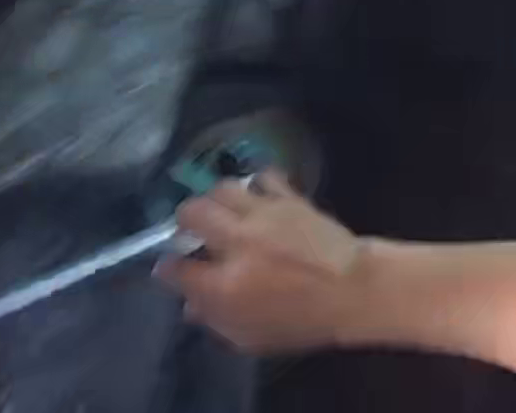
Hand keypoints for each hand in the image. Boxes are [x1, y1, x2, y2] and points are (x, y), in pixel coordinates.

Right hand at [155, 170, 366, 353]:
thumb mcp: (248, 337)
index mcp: (224, 285)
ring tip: (219, 207)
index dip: (167, 267)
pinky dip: (255, 183)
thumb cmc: (299, 320)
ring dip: (215, 197)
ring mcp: (265, 214)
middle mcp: (239, 243)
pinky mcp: (289, 197)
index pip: (178, 269)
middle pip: (194, 213)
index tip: (167, 265)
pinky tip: (255, 193)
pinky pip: (264, 177)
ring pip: (224, 188)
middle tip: (189, 225)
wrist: (349, 287)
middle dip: (183, 218)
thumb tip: (190, 302)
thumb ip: (214, 319)